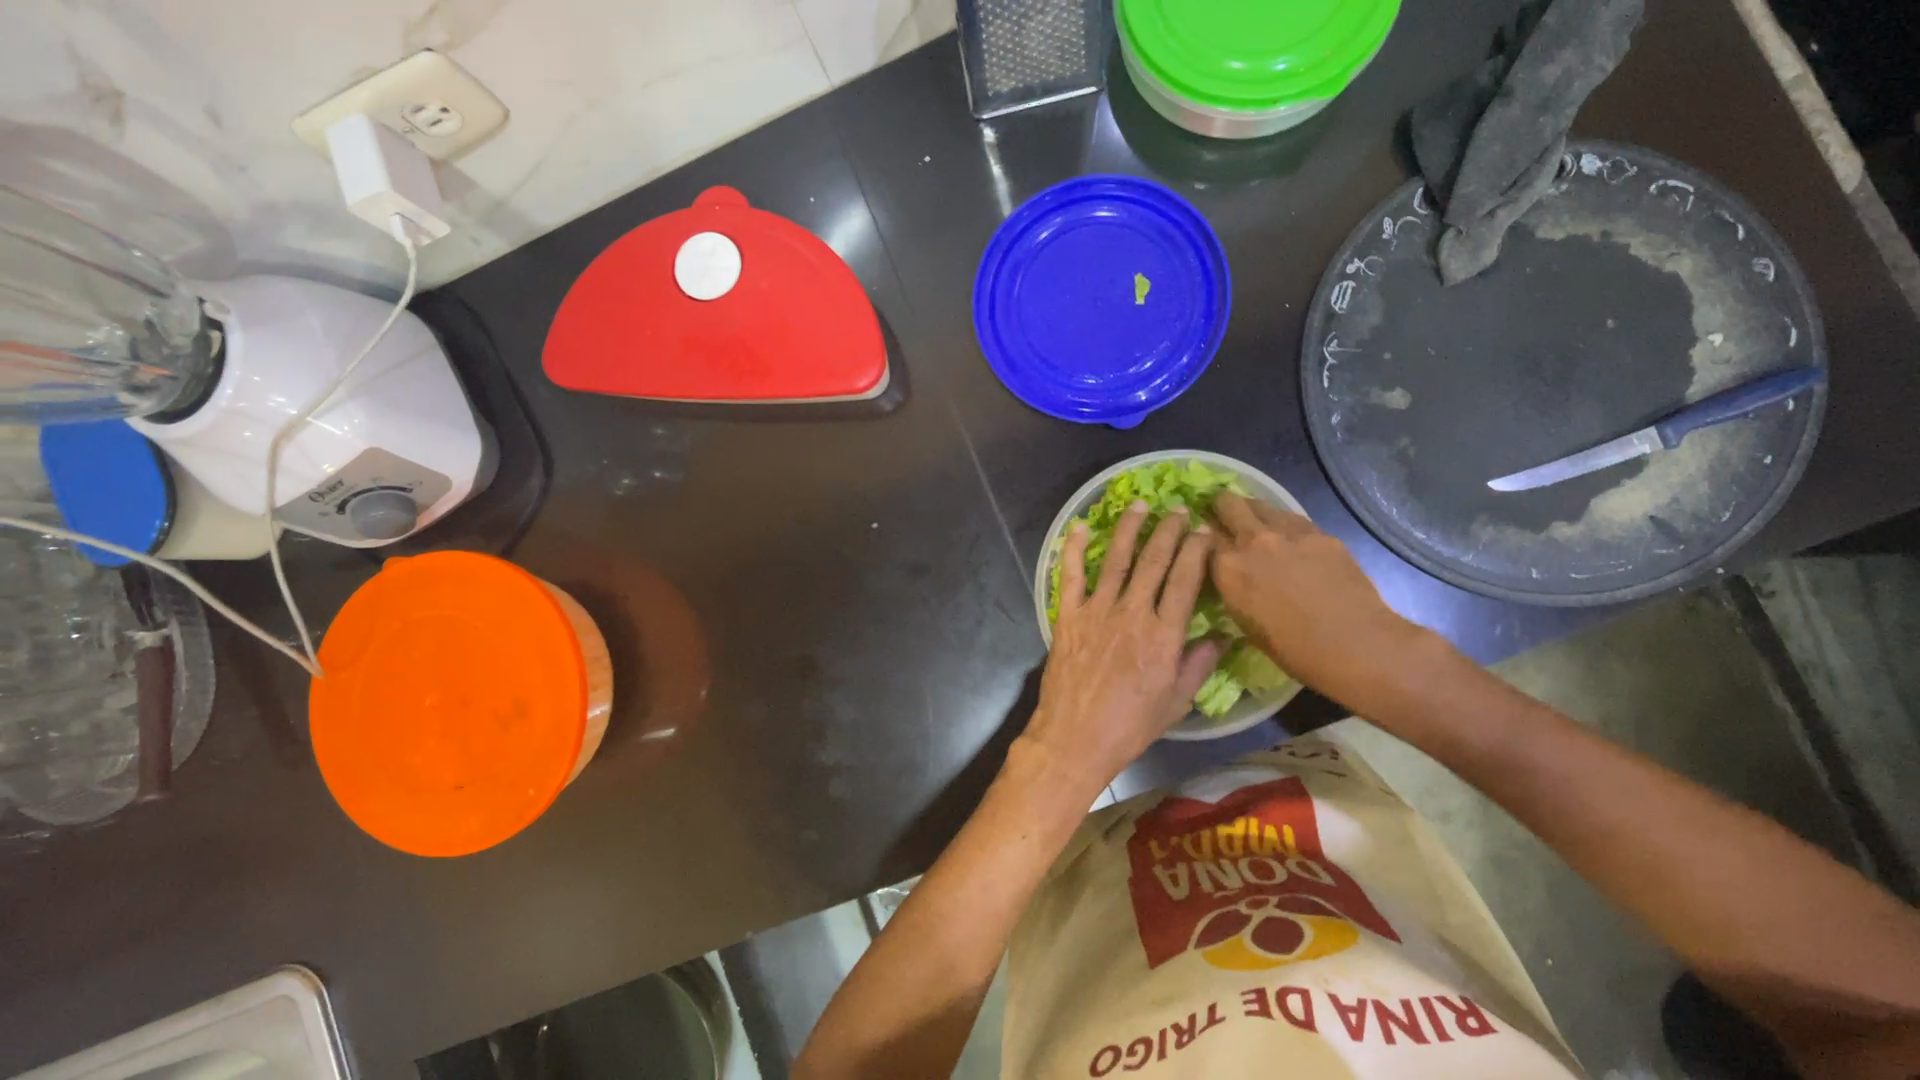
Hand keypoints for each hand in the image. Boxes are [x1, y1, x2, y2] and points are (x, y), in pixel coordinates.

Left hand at [1025, 503, 1222, 791]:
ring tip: (1140, 506)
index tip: (1204, 531)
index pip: (1185, 580)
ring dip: (1129, 530)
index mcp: (1164, 635)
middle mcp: (1132, 614)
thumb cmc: (1131, 726)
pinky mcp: (1067, 617)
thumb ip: (1198, 665)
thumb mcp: (1176, 701)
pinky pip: (1070, 576)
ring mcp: (1097, 612)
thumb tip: (1222, 636)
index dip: (1196, 551)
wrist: (1076, 737)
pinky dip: (1074, 550)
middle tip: (1177, 510)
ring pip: (1116, 560)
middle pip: (1154, 562)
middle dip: (1168, 532)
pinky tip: (1081, 527)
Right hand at [1210, 494, 1433, 708]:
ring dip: (1253, 510)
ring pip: (1262, 504)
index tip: (1203, 537)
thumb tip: (1231, 574)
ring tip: (1256, 520)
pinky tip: (1290, 537)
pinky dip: (1285, 524)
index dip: (1202, 536)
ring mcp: (1288, 533)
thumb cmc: (1292, 649)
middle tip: (1222, 512)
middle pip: (1228, 505)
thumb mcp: (1244, 620)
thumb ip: (1232, 588)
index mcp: (1228, 569)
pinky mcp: (1319, 533)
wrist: (1352, 643)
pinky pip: (1293, 519)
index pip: (1204, 538)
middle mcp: (1252, 541)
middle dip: (1222, 505)